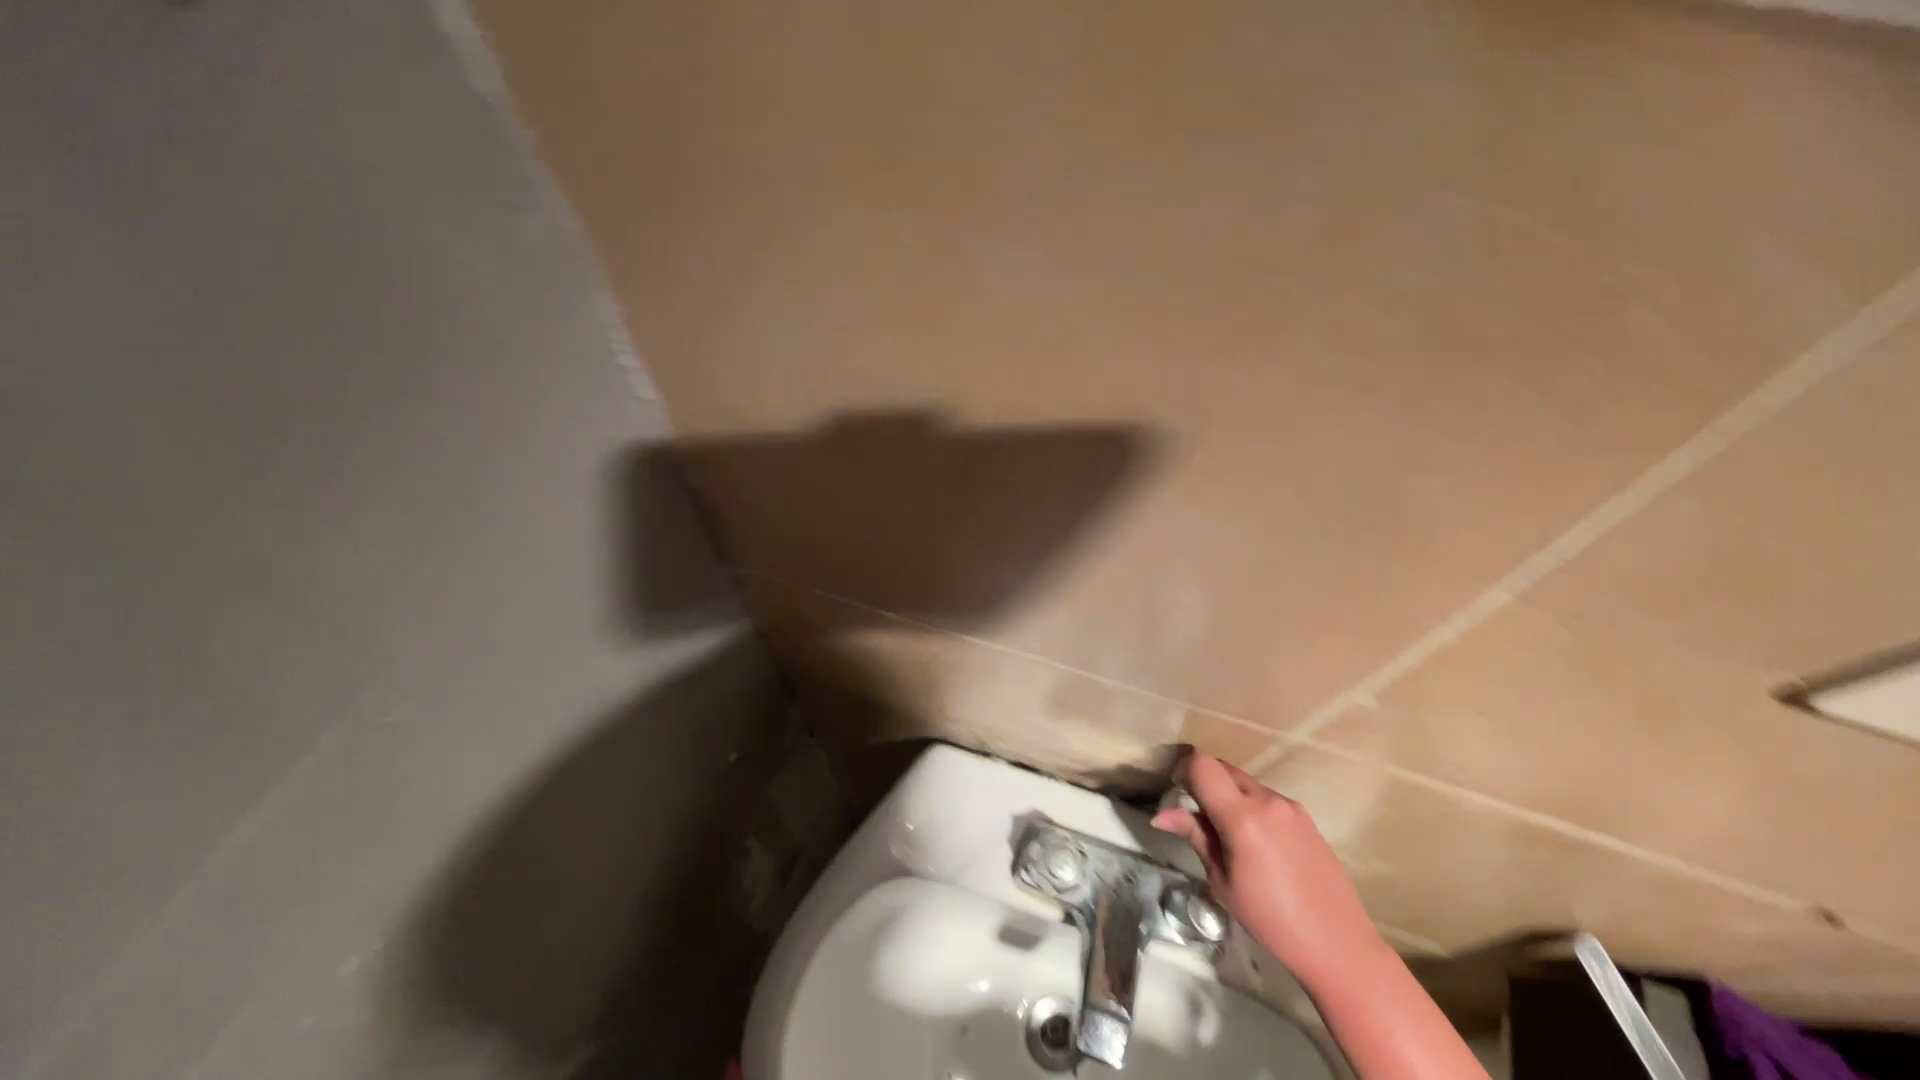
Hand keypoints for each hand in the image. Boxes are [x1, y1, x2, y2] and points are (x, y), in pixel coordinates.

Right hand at [1152, 754, 1384, 983]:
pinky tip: (1256, 846)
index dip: (1184, 771)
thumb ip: (1196, 837)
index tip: (1177, 793)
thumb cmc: (1270, 918)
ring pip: (1247, 784)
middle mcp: (1268, 800)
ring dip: (1229, 797)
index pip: (1204, 765)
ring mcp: (1291, 807)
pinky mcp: (1306, 818)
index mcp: (1243, 816)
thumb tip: (1162, 815)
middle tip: (1197, 818)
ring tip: (1228, 838)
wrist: (1336, 942)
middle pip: (1225, 769)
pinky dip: (1251, 808)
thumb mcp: (1222, 881)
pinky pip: (1268, 800)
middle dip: (1205, 782)